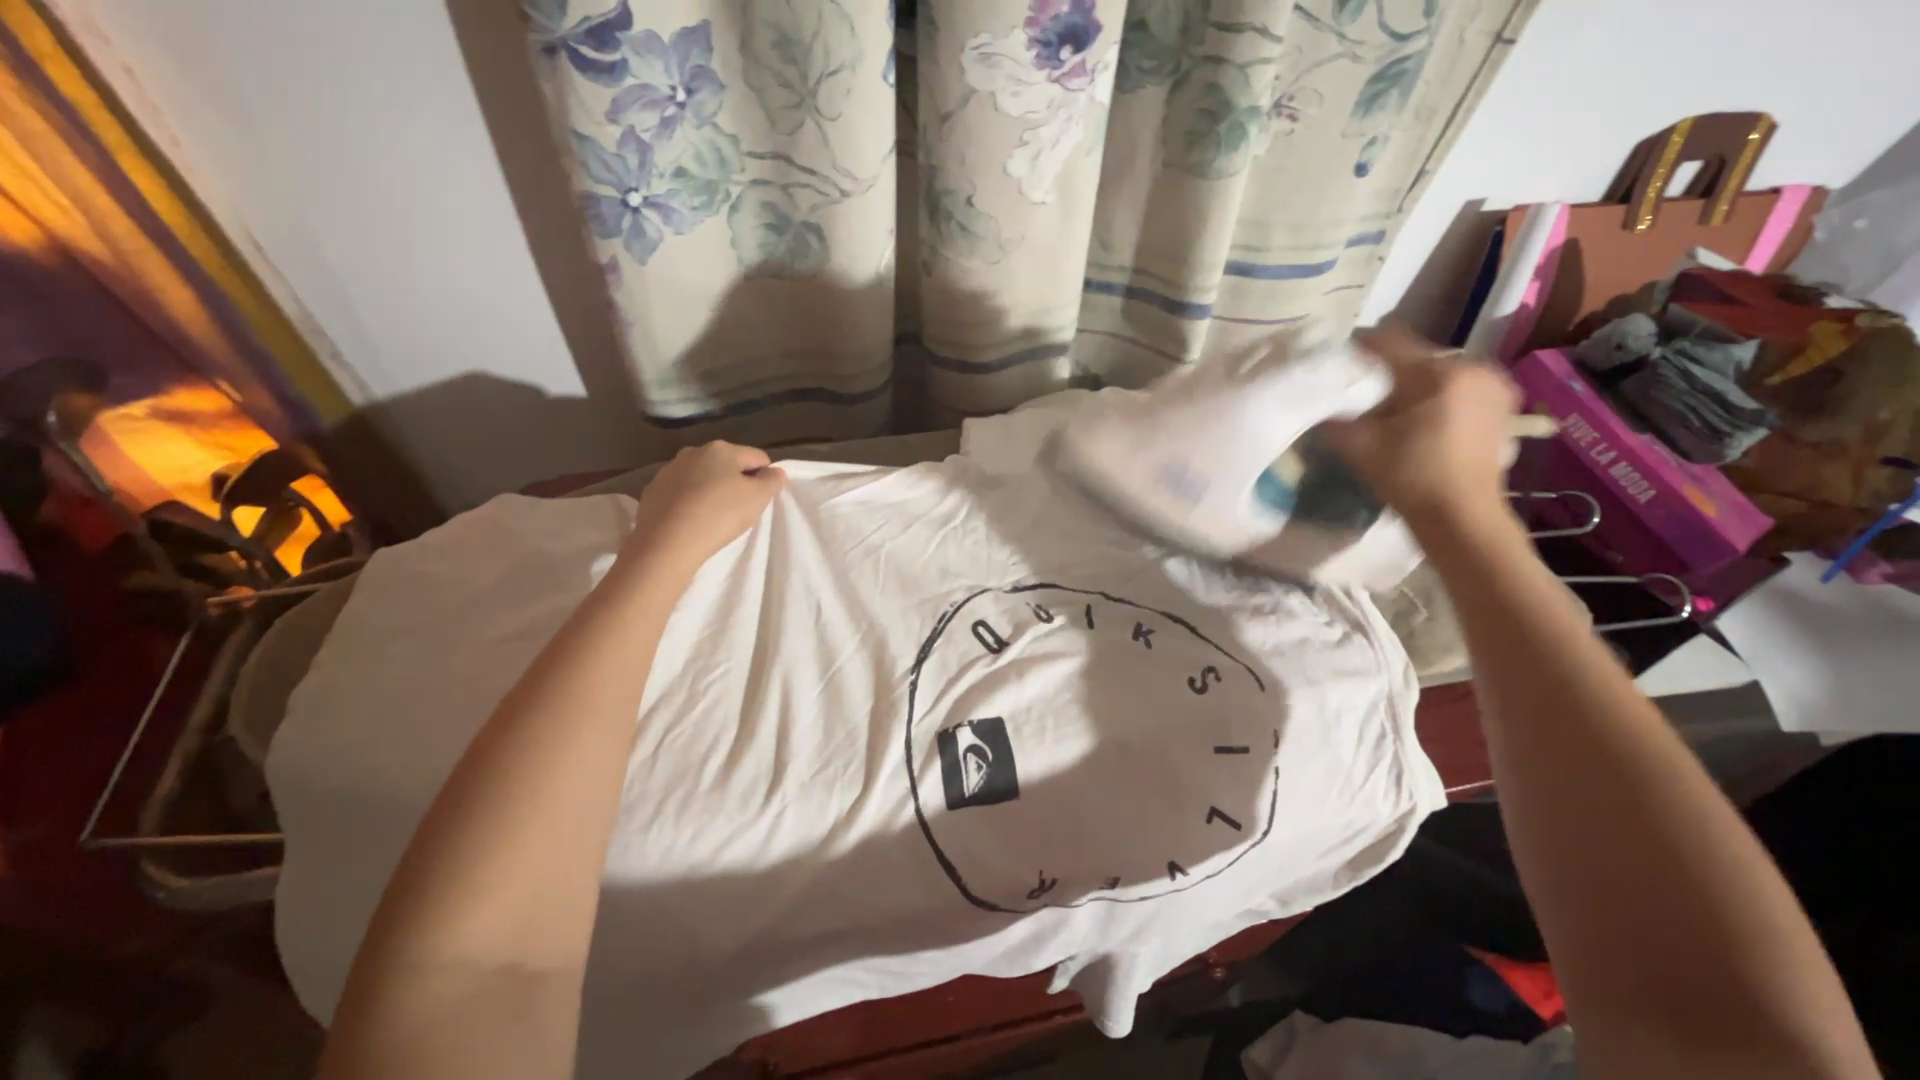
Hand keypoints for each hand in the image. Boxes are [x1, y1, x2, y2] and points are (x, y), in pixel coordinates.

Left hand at [627, 441, 784, 575]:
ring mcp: (668, 470)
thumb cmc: (719, 515)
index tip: (762, 499)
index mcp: (721, 449)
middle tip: (739, 509)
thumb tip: (774, 471)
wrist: (667, 543)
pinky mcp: (651, 490)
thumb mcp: (758, 499)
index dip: (765, 477)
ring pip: (701, 477)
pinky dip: (688, 502)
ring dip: (710, 490)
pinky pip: (680, 492)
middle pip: (726, 465)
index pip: (757, 457)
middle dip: (735, 482)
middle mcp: (693, 452)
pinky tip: (690, 521)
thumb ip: (772, 481)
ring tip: (712, 517)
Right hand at [1320, 326, 1520, 531]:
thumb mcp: (1358, 446)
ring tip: (1393, 407)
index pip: (1389, 341)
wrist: (1462, 517)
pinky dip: (1438, 396)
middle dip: (1390, 370)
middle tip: (1365, 391)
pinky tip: (1422, 419)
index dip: (1360, 346)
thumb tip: (1321, 405)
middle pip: (1417, 357)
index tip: (1339, 359)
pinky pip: (1459, 387)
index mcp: (1439, 372)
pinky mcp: (1502, 406)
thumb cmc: (1410, 477)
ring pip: (1439, 372)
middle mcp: (1473, 367)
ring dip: (1415, 384)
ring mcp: (1494, 386)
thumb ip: (1334, 418)